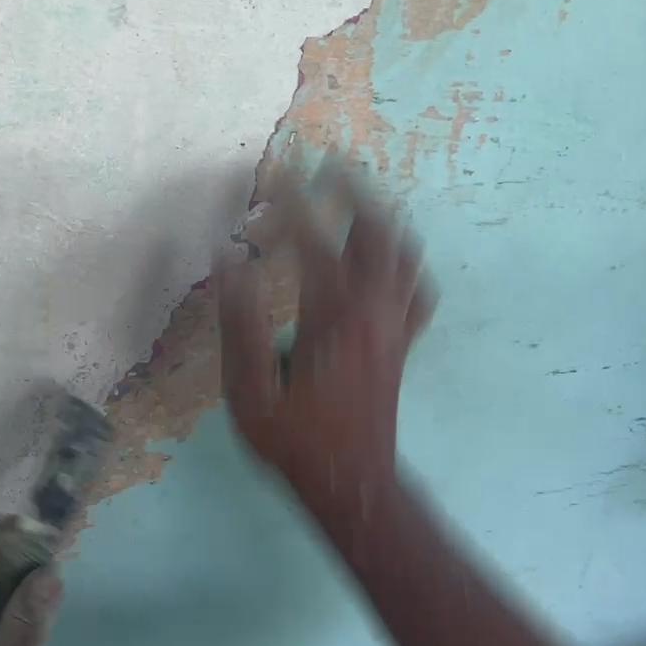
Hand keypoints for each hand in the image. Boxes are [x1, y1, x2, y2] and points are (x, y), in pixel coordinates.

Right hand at [215, 163, 435, 513]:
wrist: (351, 483)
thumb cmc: (292, 437)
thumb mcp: (248, 384)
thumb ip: (238, 318)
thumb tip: (229, 256)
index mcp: (332, 316)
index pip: (313, 240)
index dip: (293, 201)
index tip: (274, 172)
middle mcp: (373, 311)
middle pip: (375, 231)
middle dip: (351, 189)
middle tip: (325, 162)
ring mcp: (395, 325)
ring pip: (402, 252)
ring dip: (379, 214)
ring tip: (354, 192)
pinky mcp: (402, 341)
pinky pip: (415, 286)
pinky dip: (401, 258)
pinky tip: (384, 255)